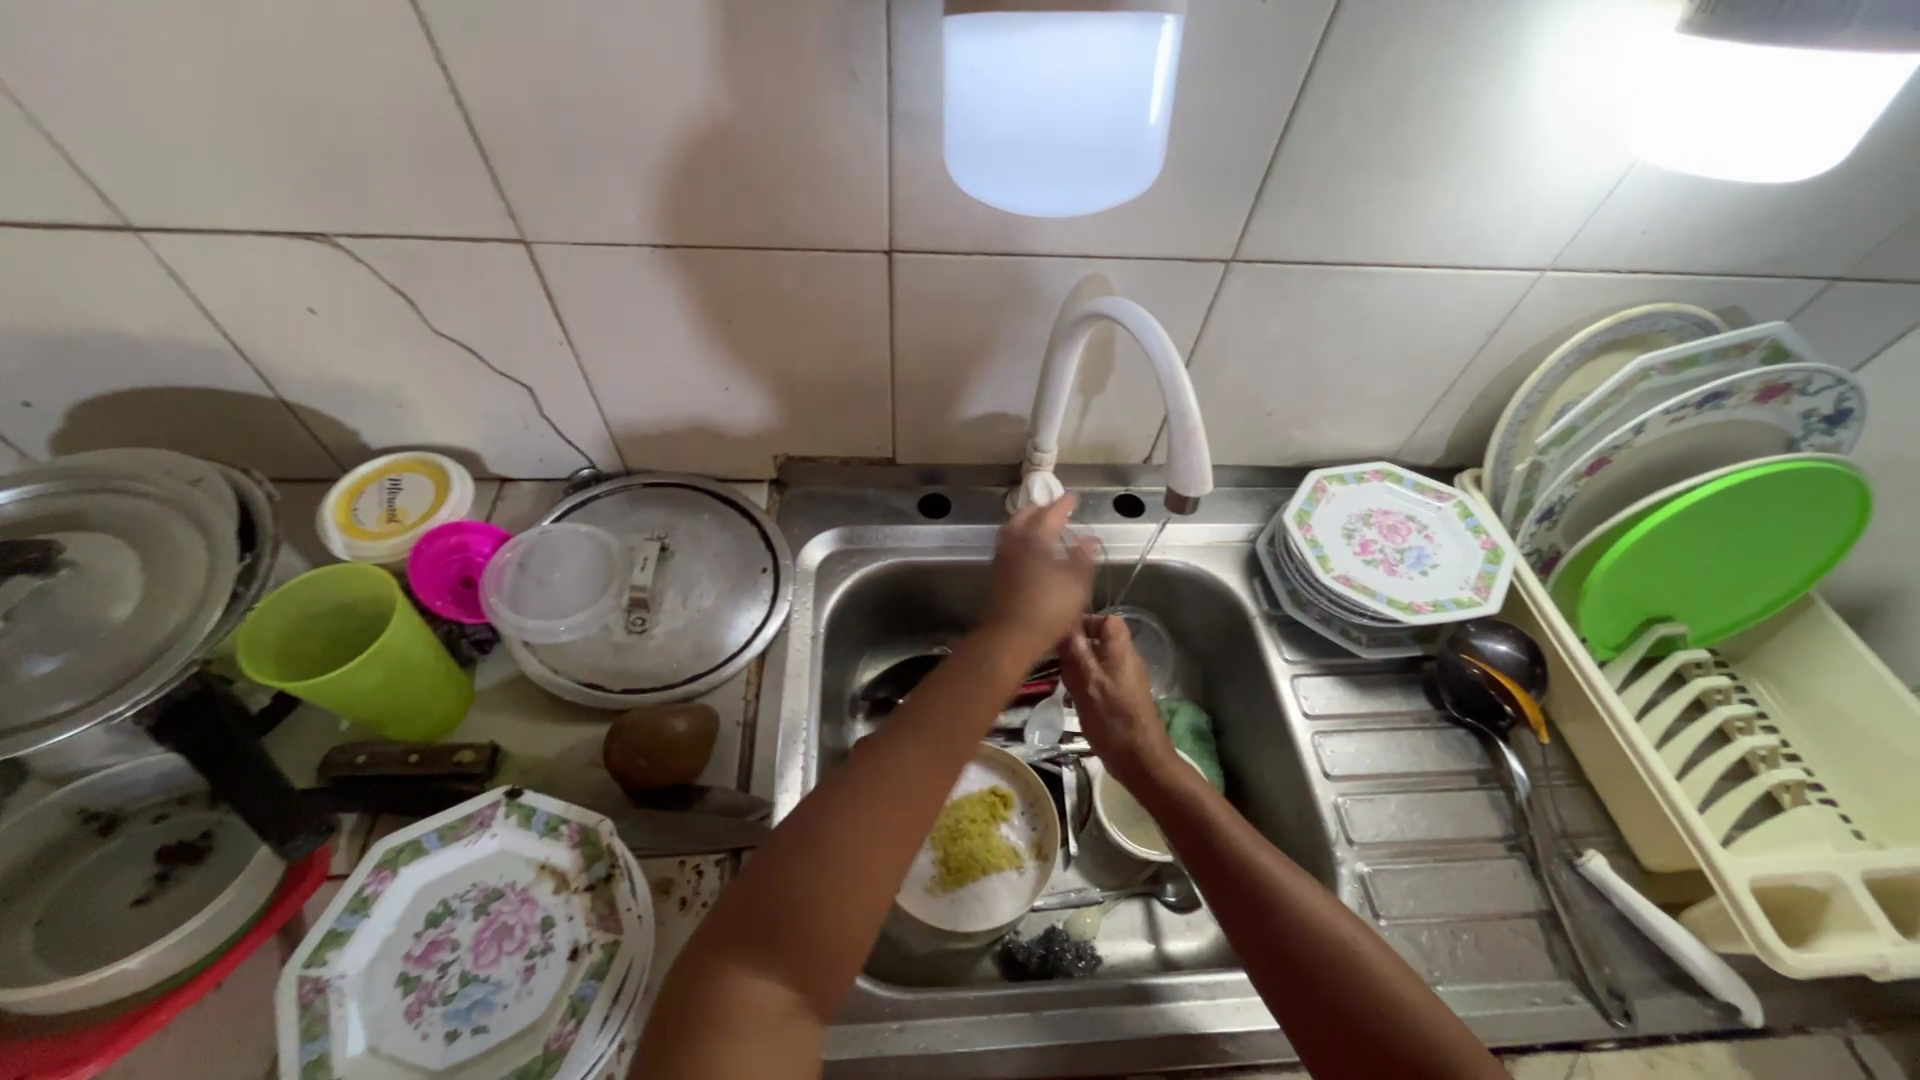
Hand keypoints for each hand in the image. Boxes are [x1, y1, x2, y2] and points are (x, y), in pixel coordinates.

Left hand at [981, 495, 1097, 654]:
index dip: (1064, 504)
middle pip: (1025, 517)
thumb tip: (1089, 538)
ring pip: (1012, 530)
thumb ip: (1083, 557)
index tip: (1074, 497)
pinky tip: (1030, 551)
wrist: (1010, 637)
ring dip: (1026, 523)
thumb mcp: (1077, 583)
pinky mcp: (996, 575)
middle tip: (1054, 508)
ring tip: (1040, 526)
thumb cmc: (1049, 608)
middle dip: (1040, 509)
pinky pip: (1008, 546)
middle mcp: (1014, 543)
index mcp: (1035, 538)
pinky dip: (1020, 540)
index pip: (1051, 513)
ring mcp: (1002, 559)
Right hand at [1060, 614, 1178, 788]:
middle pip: (1100, 642)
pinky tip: (1075, 702)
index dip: (1086, 622)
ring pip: (1098, 663)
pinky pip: (1101, 682)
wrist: (1141, 760)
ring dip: (1079, 670)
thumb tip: (1065, 624)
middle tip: (1058, 665)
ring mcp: (1126, 681)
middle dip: (1077, 650)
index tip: (1062, 635)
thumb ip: (1077, 653)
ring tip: (1064, 686)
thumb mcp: (1088, 684)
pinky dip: (1086, 687)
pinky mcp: (1123, 699)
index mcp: (1121, 652)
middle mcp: (1126, 661)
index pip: (1107, 621)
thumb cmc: (1113, 719)